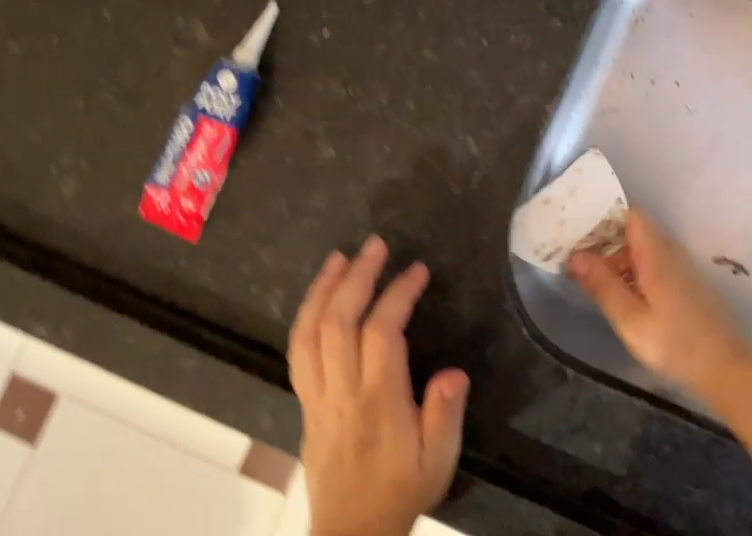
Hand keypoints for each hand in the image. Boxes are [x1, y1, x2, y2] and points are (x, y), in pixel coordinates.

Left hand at [288, 236, 468, 535]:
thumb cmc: (402, 489)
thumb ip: (445, 414)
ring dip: (323, 290)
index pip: (380, 333)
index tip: (418, 270)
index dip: (397, 295)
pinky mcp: (307, 404)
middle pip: (338, 323)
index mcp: (377, 401)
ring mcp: (318, 397)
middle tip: (376, 245)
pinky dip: (307, 318)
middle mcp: (341, 392)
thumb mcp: (439, 459)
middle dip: (356, 278)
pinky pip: (299, 353)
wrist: (352, 533)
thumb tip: (453, 372)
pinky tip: (320, 299)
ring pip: (309, 335)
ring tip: (340, 258)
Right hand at [568, 211, 751, 395]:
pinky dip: (633, 269)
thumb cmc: (674, 343)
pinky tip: (618, 291)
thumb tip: (576, 255)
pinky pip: (654, 263)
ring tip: (588, 274)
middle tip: (574, 255)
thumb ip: (603, 285)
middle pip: (635, 231)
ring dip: (617, 257)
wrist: (723, 366)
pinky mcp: (685, 283)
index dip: (603, 217)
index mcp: (657, 253)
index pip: (630, 215)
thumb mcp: (631, 320)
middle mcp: (671, 251)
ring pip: (643, 249)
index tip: (576, 228)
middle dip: (605, 239)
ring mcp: (680, 267)